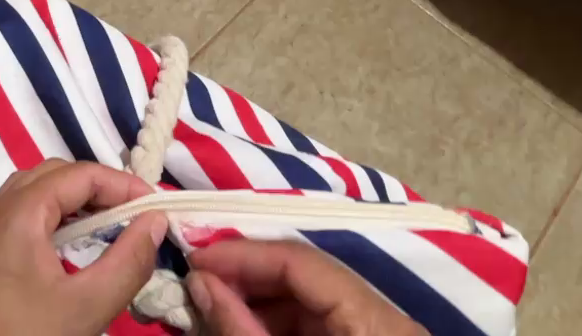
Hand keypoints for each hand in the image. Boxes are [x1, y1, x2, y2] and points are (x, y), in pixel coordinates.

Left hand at [0, 159, 169, 335]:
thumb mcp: (86, 307)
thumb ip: (127, 261)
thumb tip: (155, 220)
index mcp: (19, 210)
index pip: (79, 174)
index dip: (121, 184)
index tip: (155, 206)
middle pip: (53, 175)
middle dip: (97, 186)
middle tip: (132, 214)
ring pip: (32, 193)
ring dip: (72, 200)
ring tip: (106, 223)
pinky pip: (16, 215)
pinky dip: (48, 216)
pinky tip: (66, 244)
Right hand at [186, 239, 428, 335]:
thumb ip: (243, 328)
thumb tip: (198, 278)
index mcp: (378, 322)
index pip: (301, 260)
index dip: (243, 253)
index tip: (194, 257)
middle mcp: (386, 319)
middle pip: (305, 276)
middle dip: (246, 276)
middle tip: (196, 282)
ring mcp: (380, 334)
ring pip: (308, 301)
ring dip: (257, 300)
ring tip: (213, 306)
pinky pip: (318, 324)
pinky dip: (277, 324)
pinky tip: (243, 327)